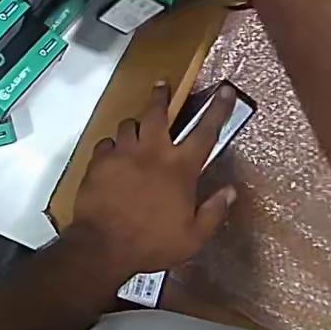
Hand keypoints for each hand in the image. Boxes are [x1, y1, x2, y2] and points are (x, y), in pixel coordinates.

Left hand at [63, 82, 239, 278]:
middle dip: (161, 96)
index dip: (218, 109)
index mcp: (179, 168)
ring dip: (135, 125)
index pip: (205, 132)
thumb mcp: (193, 236)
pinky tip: (112, 155)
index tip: (225, 90)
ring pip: (129, 124)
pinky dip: (112, 146)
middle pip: (157, 113)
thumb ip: (213, 211)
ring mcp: (122, 153)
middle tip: (161, 84)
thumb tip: (231, 190)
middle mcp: (152, 151)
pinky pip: (106, 143)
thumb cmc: (152, 242)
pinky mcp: (99, 160)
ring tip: (136, 130)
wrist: (104, 245)